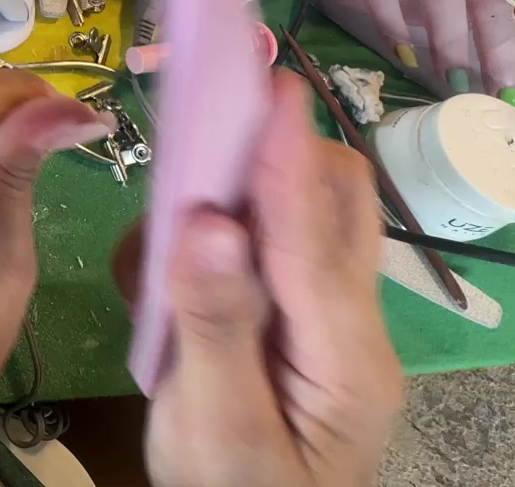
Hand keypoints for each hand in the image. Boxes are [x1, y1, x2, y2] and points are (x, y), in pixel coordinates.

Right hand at [118, 71, 403, 486]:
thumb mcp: (215, 427)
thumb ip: (213, 324)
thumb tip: (206, 223)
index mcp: (341, 357)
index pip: (313, 238)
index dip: (287, 156)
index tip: (273, 86)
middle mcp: (348, 322)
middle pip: (335, 205)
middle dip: (279, 153)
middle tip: (204, 133)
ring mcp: (325, 317)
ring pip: (301, 215)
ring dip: (237, 196)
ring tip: (167, 237)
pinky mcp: (295, 315)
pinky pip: (267, 243)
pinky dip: (215, 233)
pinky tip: (169, 275)